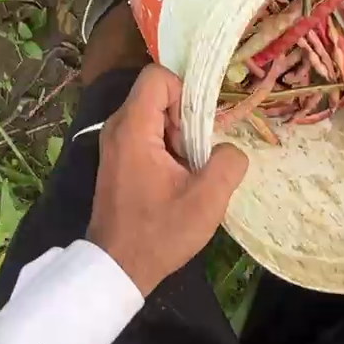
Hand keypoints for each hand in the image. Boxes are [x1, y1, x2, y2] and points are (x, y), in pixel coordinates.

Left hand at [87, 65, 248, 295]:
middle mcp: (117, 126)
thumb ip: (227, 163)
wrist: (117, 267)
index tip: (198, 126)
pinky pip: (146, 132)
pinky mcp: (117, 157)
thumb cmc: (159, 233)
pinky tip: (176, 177)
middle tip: (196, 152)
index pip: (157, 76)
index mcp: (133, 127)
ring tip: (188, 169)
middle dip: (185, 116)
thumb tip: (229, 149)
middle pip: (157, 94)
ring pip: (154, 114)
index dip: (185, 91)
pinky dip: (166, 145)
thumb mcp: (206, 201)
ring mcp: (114, 142)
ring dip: (178, 134)